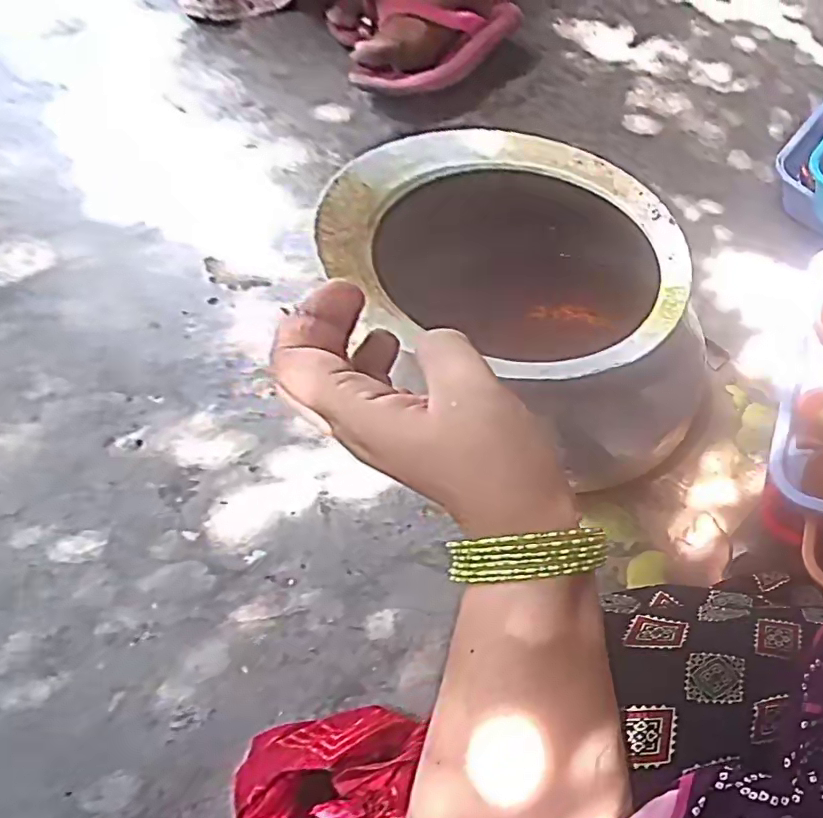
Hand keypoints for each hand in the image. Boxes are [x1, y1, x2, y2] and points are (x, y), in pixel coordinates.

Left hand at [271, 281, 577, 537]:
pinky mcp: (416, 452)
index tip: (350, 290)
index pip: (297, 358)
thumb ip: (443, 347)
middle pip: (308, 375)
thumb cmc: (497, 461)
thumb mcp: (473, 390)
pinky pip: (375, 405)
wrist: (525, 522)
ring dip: (351, 353)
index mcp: (357, 415)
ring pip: (340, 391)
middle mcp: (359, 432)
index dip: (312, 316)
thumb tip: (434, 340)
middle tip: (353, 303)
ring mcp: (387, 445)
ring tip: (381, 329)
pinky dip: (381, 376)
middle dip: (321, 331)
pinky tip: (413, 366)